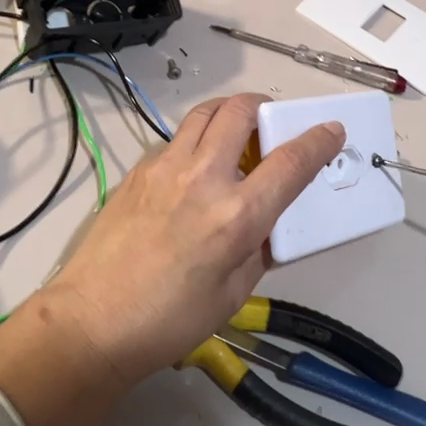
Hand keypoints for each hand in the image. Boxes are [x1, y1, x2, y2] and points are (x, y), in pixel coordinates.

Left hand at [0, 93, 344, 425]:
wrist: (94, 318)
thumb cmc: (170, 319)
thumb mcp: (233, 294)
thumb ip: (258, 248)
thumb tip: (268, 220)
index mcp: (236, 215)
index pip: (289, 163)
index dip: (316, 141)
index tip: (331, 130)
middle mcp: (203, 177)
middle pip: (241, 111)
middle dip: (265, 106)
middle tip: (272, 120)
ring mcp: (165, 166)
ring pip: (204, 112)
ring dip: (228, 111)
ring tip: (236, 129)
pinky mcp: (139, 169)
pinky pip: (176, 138)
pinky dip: (196, 139)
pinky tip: (194, 167)